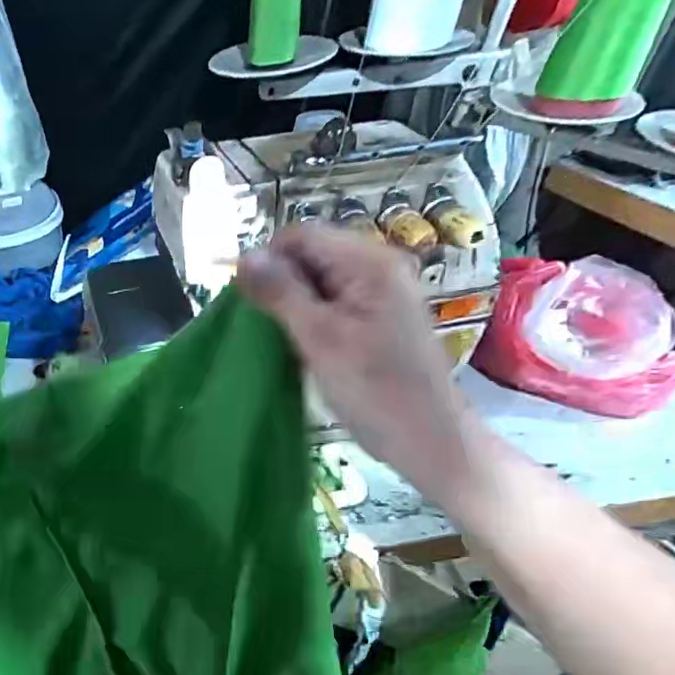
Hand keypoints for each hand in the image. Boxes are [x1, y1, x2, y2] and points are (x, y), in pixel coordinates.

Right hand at [238, 225, 479, 502]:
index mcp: (369, 261)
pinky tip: (309, 350)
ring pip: (321, 282)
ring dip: (297, 307)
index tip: (252, 306)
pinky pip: (338, 304)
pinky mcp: (382, 318)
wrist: (430, 439)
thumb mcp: (320, 339)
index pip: (300, 235)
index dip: (268, 261)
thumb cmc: (375, 391)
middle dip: (283, 286)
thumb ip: (282, 293)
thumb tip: (244, 256)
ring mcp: (384, 292)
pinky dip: (316, 321)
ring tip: (289, 344)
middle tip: (271, 331)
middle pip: (312, 255)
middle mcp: (380, 266)